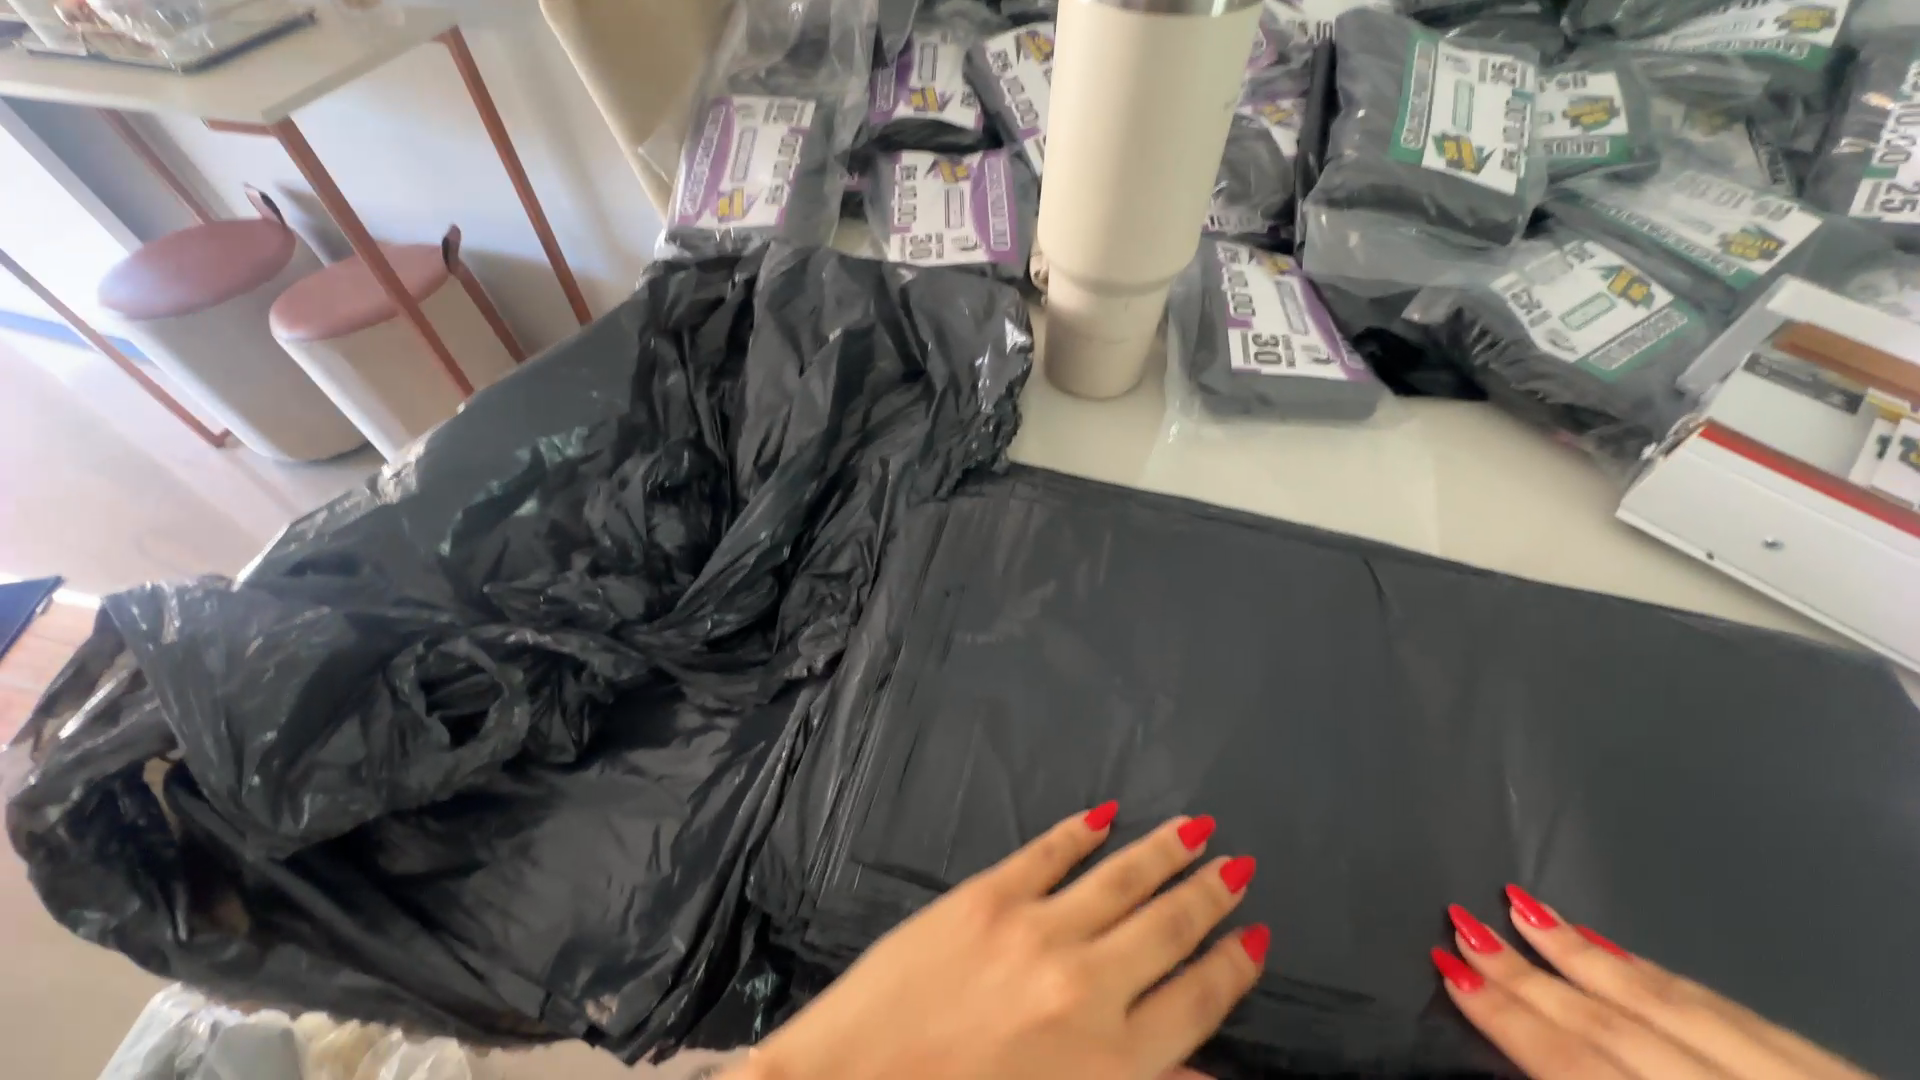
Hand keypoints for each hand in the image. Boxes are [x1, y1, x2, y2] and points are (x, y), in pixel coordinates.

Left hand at [735, 804, 1265, 1079]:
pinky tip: (1106, 814)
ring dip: (1164, 851)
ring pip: (1122, 878)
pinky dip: (1081, 831)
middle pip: (1170, 929)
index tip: (1255, 934)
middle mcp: (1087, 988)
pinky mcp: (986, 897)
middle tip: (1236, 865)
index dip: (1233, 967)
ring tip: (1194, 828)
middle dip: (1210, 896)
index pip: (1197, 1001)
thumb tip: (1207, 1075)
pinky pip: (1049, 852)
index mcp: (1112, 1063)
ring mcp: (1036, 933)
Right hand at [1434, 885, 1872, 1078]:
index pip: (1584, 1073)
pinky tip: (1626, 954)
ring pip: (1676, 1006)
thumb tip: (1528, 1071)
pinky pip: (1740, 1013)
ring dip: (1589, 957)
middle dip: (1533, 976)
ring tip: (1524, 908)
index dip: (1512, 1021)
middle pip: (1619, 1031)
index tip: (1452, 965)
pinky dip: (1668, 978)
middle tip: (1464, 919)